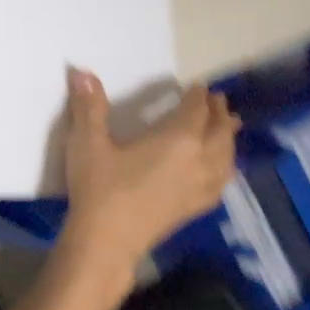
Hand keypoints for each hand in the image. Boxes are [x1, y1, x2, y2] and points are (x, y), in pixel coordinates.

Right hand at [57, 68, 240, 298]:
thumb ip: (89, 107)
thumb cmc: (98, 188)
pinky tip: (219, 168)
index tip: (197, 86)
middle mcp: (201, 158)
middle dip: (219, 113)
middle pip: (221, 129)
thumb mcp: (87, 144)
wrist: (107, 239)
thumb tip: (81, 70)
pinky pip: (223, 178)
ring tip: (226, 129)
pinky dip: (225, 165)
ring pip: (228, 154)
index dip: (198, 95)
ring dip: (228, 137)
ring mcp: (204, 184)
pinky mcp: (198, 206)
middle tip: (217, 102)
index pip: (197, 109)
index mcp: (178, 138)